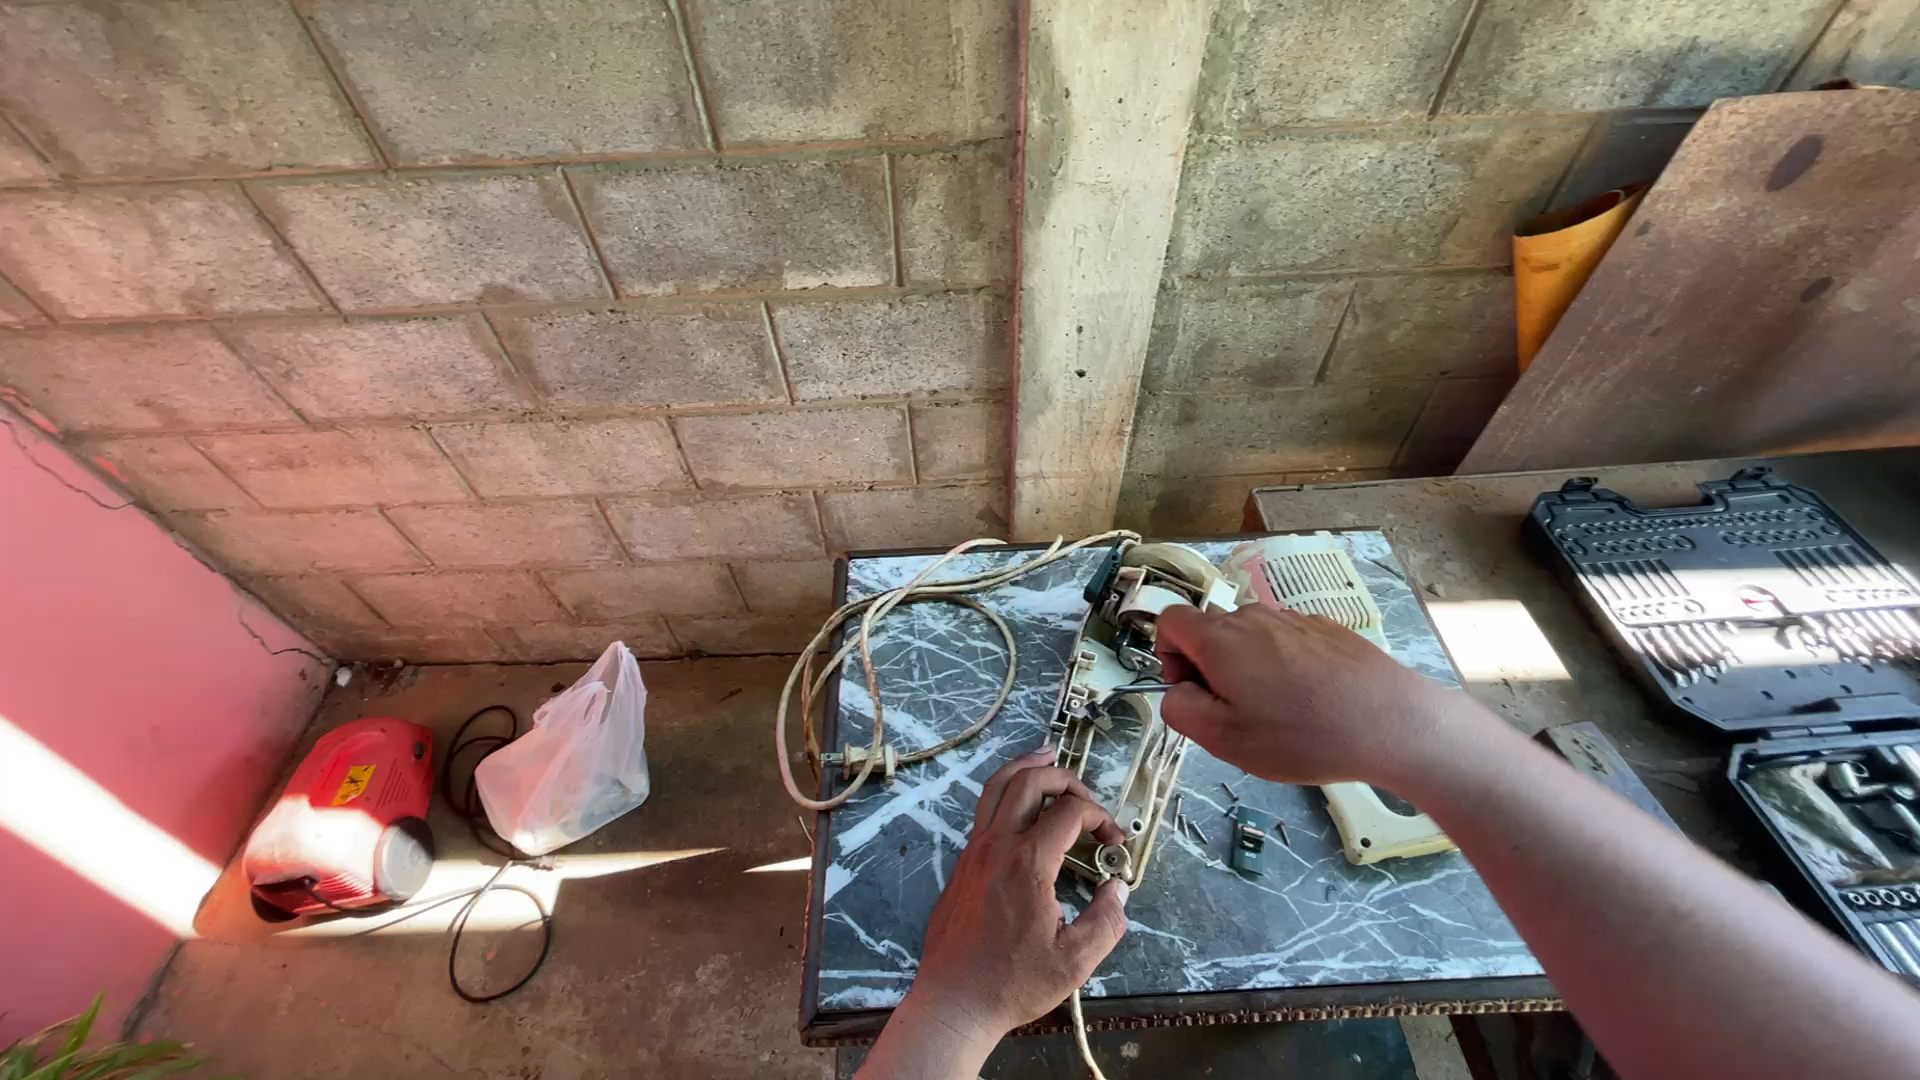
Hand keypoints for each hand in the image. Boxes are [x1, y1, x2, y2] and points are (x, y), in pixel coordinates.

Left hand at [894, 749, 1130, 1049]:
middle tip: (1088, 795)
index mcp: (1027, 862)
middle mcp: (998, 843)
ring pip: (998, 785)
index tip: (1115, 842)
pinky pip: (986, 807)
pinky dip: (1008, 789)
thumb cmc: (1012, 983)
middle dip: (1065, 777)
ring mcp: (975, 848)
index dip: (1101, 817)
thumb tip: (1118, 889)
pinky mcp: (964, 860)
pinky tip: (1022, 803)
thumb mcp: (1074, 963)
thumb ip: (1106, 922)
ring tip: (1048, 757)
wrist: (952, 1001)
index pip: (1070, 811)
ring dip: (1027, 766)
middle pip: (1030, 780)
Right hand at [1154, 603, 1488, 787]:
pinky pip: (1285, 641)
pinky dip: (1284, 665)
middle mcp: (1252, 617)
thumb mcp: (1223, 738)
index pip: (1169, 620)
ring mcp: (1292, 618)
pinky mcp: (1326, 628)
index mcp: (1220, 638)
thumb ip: (1179, 709)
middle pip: (1210, 632)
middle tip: (1240, 714)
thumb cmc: (1302, 734)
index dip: (1168, 655)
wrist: (1394, 723)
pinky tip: (1313, 700)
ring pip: (1249, 638)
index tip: (1194, 690)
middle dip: (1211, 668)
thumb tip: (1177, 690)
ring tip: (1281, 712)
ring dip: (1249, 668)